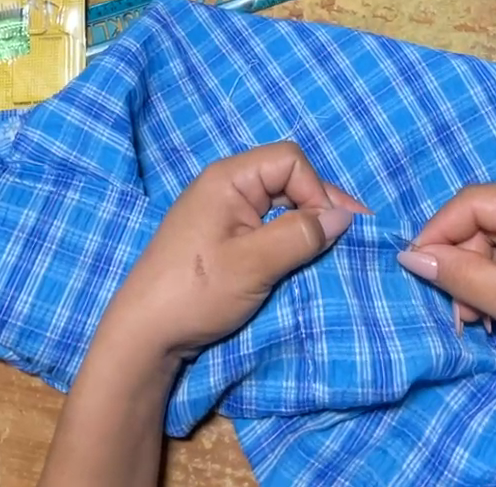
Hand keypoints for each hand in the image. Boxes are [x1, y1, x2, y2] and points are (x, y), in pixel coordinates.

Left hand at [103, 141, 368, 363]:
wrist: (144, 334)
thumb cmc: (196, 292)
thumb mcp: (254, 264)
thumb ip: (300, 235)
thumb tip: (344, 216)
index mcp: (228, 178)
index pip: (289, 161)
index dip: (317, 190)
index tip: (331, 231)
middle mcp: (226, 186)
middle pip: (286, 177)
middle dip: (319, 204)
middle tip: (351, 238)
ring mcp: (223, 211)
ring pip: (279, 202)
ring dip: (306, 222)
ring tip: (334, 248)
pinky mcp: (223, 236)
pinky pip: (266, 223)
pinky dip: (289, 236)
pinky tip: (305, 256)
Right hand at [396, 180, 495, 383]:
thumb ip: (459, 274)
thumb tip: (409, 256)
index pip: (473, 203)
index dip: (438, 233)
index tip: (415, 266)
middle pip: (482, 223)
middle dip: (465, 268)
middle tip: (462, 315)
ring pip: (493, 240)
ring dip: (480, 281)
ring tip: (483, 323)